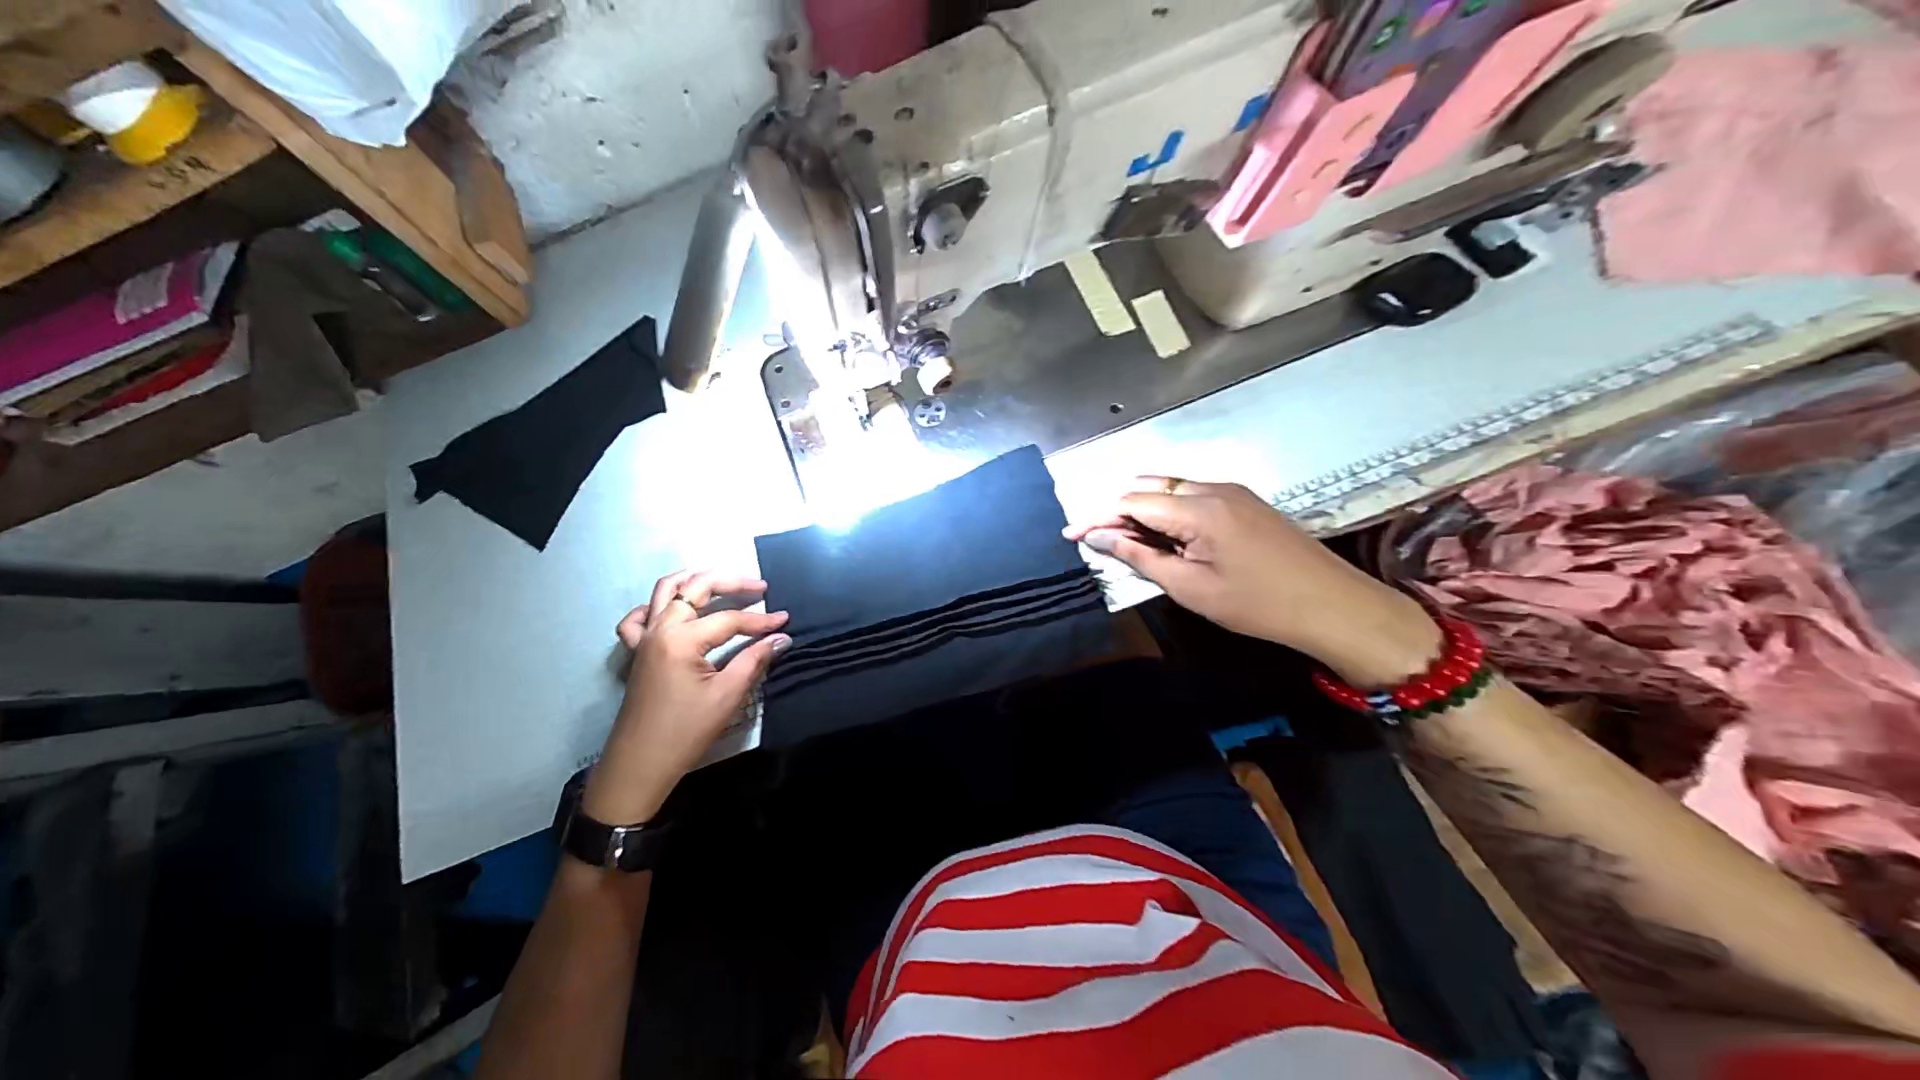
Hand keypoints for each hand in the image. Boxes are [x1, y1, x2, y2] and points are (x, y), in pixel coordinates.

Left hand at [582, 570, 790, 823]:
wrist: (640, 763)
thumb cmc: (686, 731)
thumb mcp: (727, 696)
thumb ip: (755, 660)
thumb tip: (781, 637)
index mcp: (682, 639)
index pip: (729, 618)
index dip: (761, 620)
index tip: (785, 620)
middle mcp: (660, 628)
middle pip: (696, 587)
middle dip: (731, 581)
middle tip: (760, 587)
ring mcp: (644, 638)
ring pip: (666, 589)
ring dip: (695, 580)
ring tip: (722, 582)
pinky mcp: (637, 651)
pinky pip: (639, 617)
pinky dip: (657, 605)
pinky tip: (674, 611)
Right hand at [1066, 478, 1440, 686]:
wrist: (1332, 605)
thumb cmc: (1256, 604)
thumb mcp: (1191, 588)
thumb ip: (1141, 557)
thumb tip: (1101, 538)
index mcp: (1198, 508)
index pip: (1132, 502)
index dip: (1098, 518)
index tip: (1073, 536)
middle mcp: (1214, 488)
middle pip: (1149, 487)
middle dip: (1119, 510)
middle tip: (1102, 542)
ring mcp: (1234, 491)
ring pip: (1171, 488)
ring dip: (1145, 509)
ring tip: (1131, 542)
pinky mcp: (1246, 501)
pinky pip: (1194, 494)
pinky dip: (1171, 509)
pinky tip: (1168, 536)